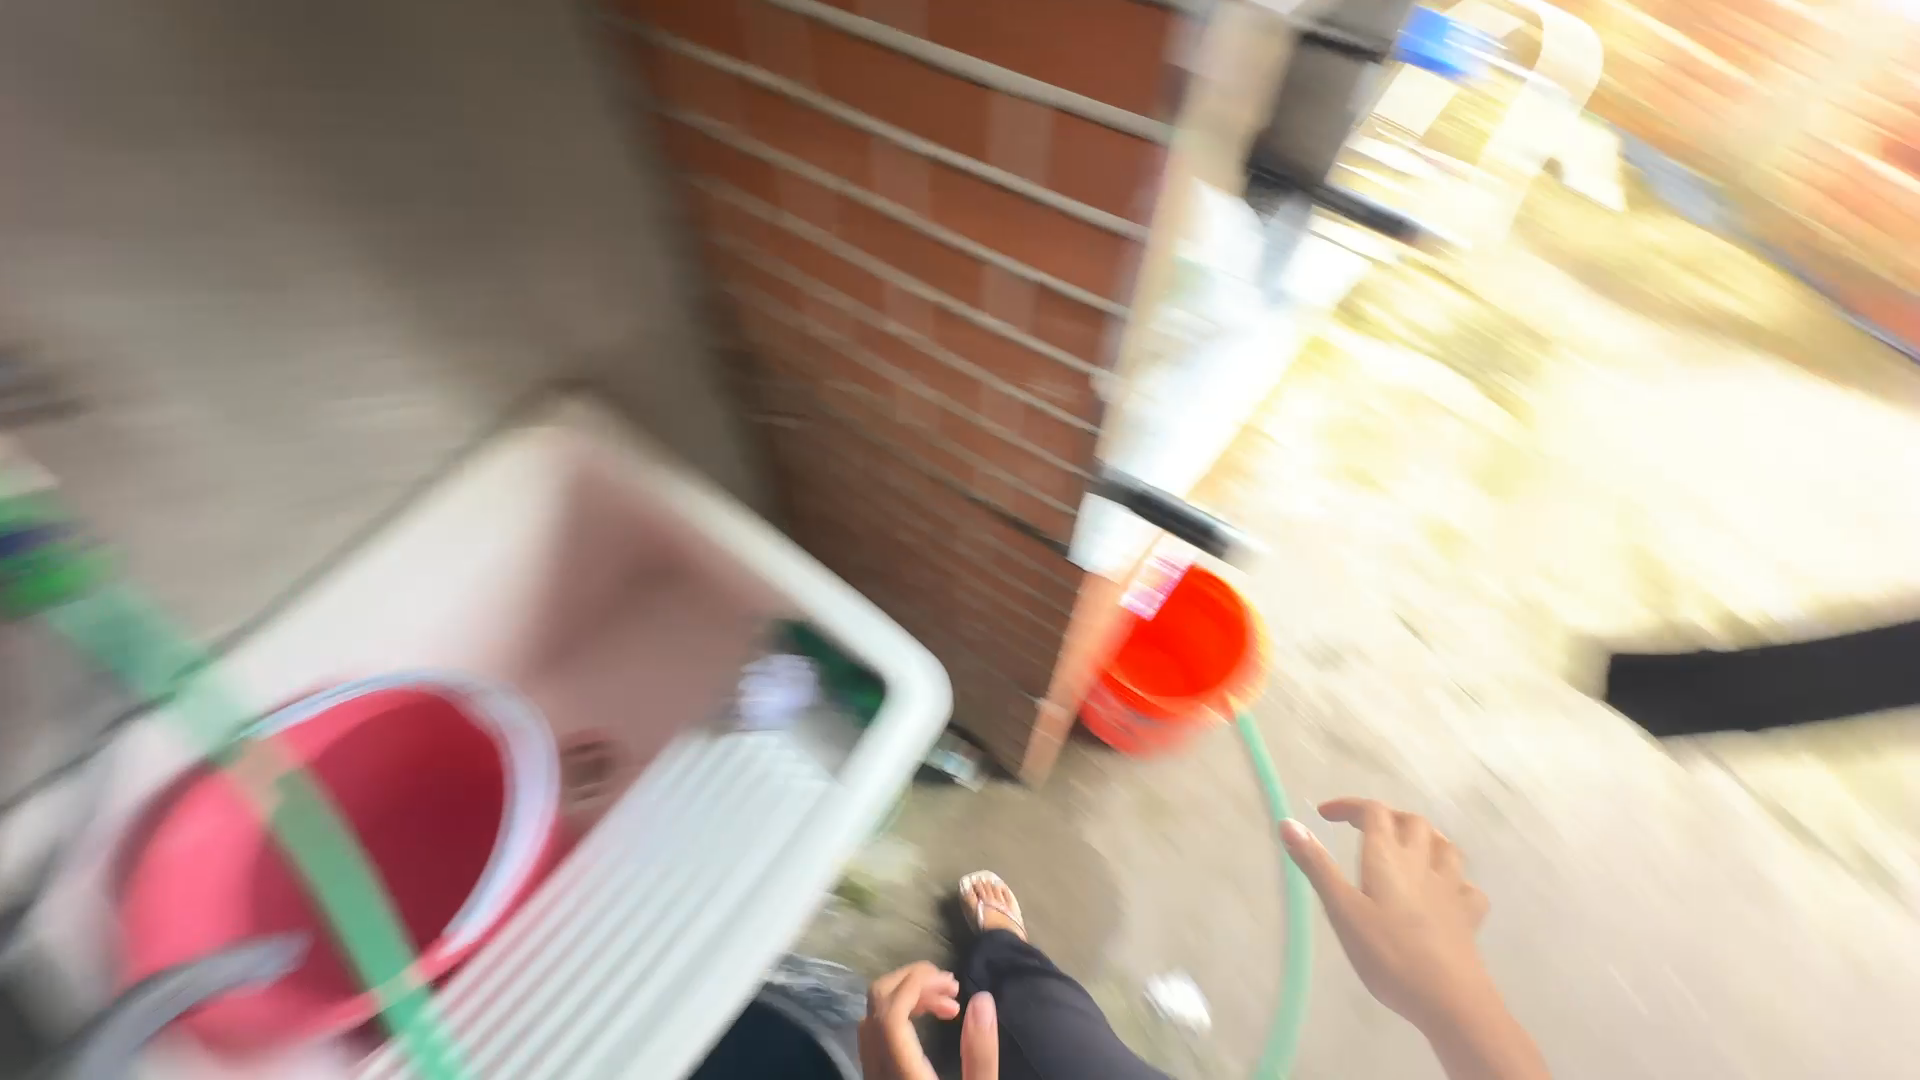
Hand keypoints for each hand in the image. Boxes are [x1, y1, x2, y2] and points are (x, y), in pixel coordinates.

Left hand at [857, 961, 998, 1079]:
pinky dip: (902, 1012)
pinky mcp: (877, 1074)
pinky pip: (877, 1029)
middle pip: (877, 1003)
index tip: (949, 980)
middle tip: (952, 987)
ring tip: (950, 1003)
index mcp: (902, 1073)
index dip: (915, 983)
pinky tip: (932, 1018)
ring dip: (910, 995)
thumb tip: (982, 998)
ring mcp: (873, 1072)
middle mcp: (877, 1070)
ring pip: (875, 1013)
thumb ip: (980, 1054)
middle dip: (914, 981)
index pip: (890, 1013)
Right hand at [1280, 798, 1493, 1031]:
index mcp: (1388, 858)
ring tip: (1406, 848)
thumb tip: (1287, 822)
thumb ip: (1316, 865)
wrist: (1453, 1004)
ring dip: (1424, 839)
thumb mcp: (1342, 910)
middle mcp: (1422, 865)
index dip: (1348, 806)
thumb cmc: (1389, 955)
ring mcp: (1451, 891)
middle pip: (1412, 822)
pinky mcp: (1469, 918)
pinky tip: (1442, 892)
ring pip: (1444, 847)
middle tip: (1363, 830)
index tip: (1324, 816)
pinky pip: (1466, 886)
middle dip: (1387, 817)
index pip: (1373, 812)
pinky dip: (1453, 879)